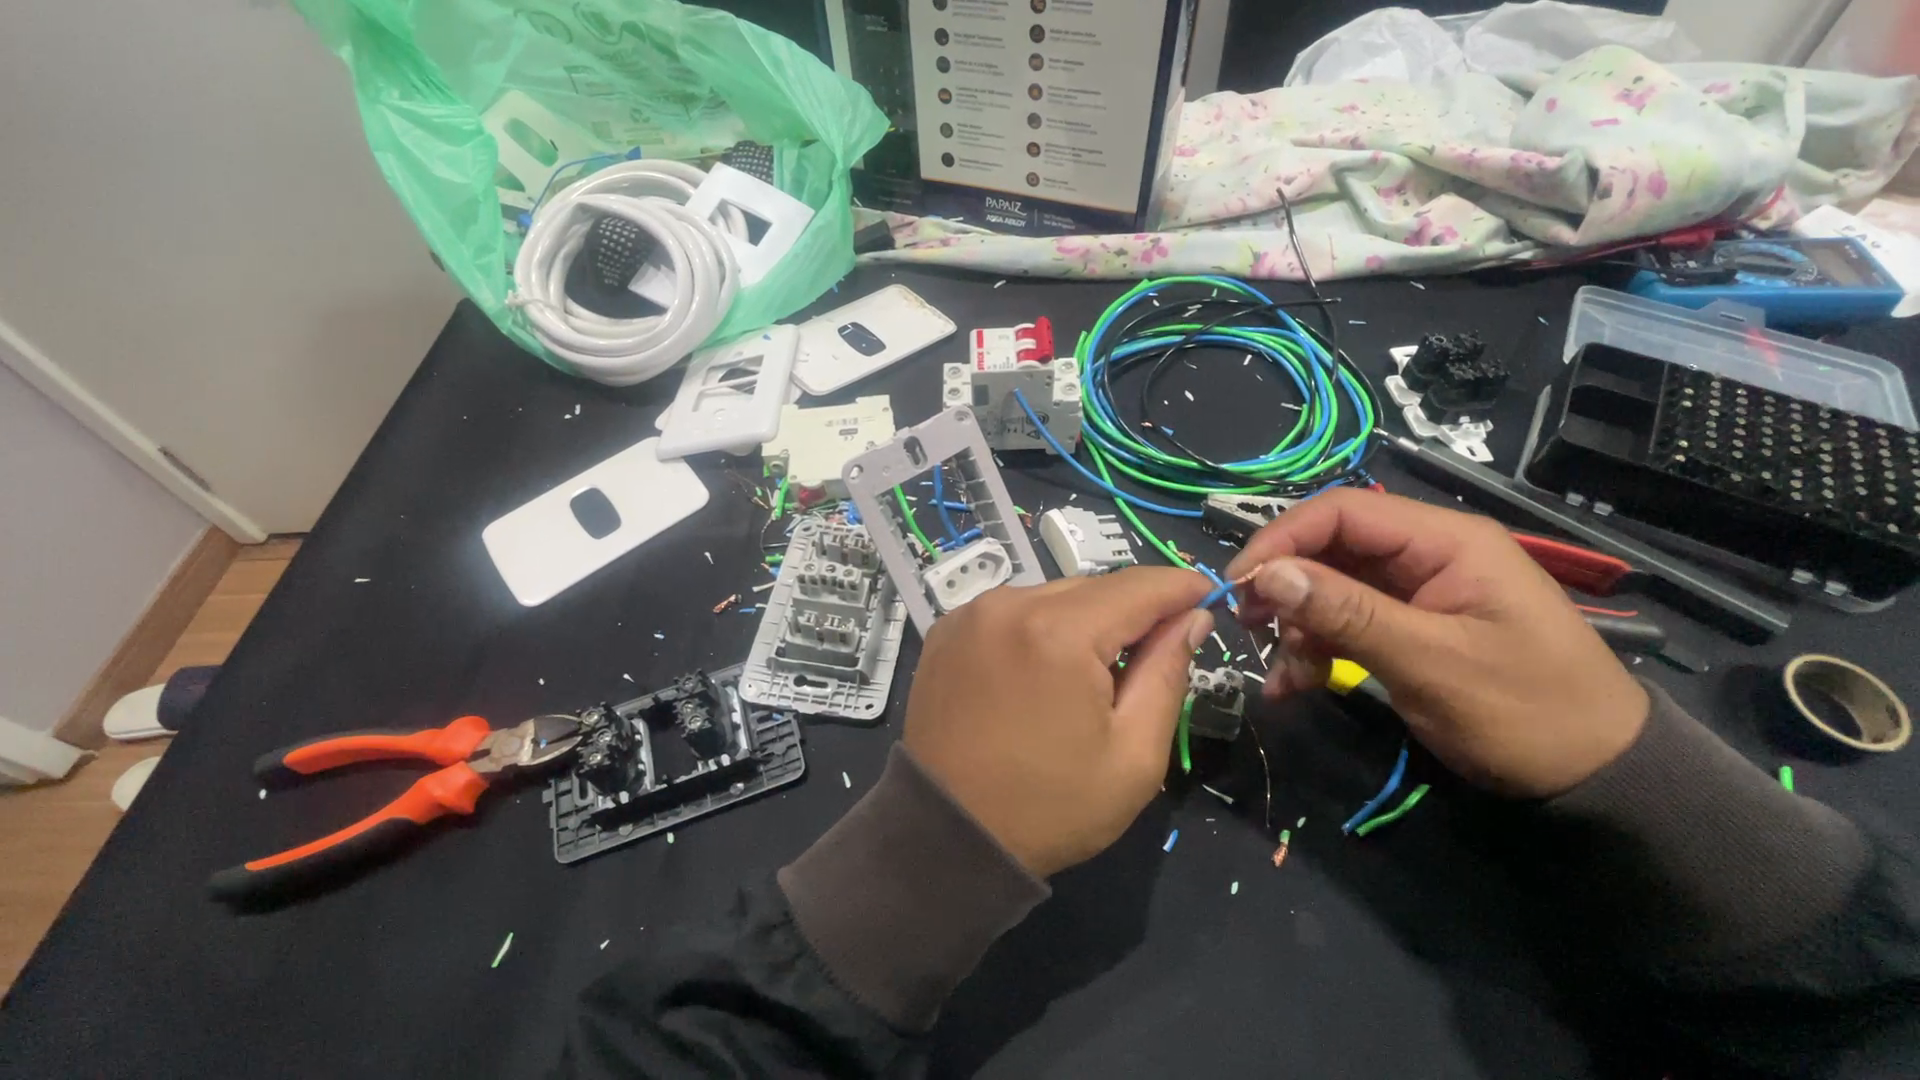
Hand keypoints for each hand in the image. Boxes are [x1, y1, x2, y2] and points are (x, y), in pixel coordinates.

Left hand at [904, 568, 1214, 876]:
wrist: (945, 836)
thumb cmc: (1049, 808)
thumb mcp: (1133, 755)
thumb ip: (1167, 673)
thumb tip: (1191, 617)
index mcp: (1058, 632)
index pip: (1138, 588)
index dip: (1180, 589)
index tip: (1209, 598)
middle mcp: (1008, 605)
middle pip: (1093, 588)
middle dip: (1133, 611)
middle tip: (1157, 653)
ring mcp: (970, 615)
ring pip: (1052, 596)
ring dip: (1085, 620)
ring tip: (1096, 674)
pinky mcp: (946, 631)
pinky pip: (1013, 612)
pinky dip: (1041, 628)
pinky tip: (1045, 671)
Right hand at [1225, 489, 1647, 798]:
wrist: (1594, 778)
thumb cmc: (1524, 711)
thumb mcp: (1430, 662)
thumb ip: (1346, 612)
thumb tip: (1267, 574)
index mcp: (1445, 541)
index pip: (1342, 512)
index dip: (1282, 539)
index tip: (1238, 583)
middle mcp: (1426, 555)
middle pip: (1329, 548)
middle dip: (1284, 586)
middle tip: (1248, 627)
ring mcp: (1415, 592)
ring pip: (1328, 589)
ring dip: (1296, 628)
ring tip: (1284, 676)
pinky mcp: (1406, 627)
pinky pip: (1342, 623)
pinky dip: (1313, 650)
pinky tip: (1294, 686)